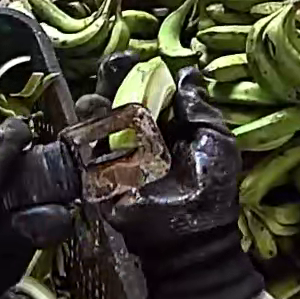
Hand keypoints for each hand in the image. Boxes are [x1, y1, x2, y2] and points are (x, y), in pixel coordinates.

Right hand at [76, 65, 262, 298]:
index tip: (139, 59)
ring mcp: (118, 155)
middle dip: (116, 79)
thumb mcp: (214, 139)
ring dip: (98, 102)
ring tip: (101, 95)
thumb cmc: (210, 189)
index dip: (143, 73)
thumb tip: (188, 72)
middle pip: (121, 98)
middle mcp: (141, 136)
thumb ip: (199, 105)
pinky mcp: (99, 175)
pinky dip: (85, 131)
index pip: (151, 90)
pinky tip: (89, 116)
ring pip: (100, 119)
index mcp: (169, 126)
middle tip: (116, 64)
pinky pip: (86, 148)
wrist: (189, 239)